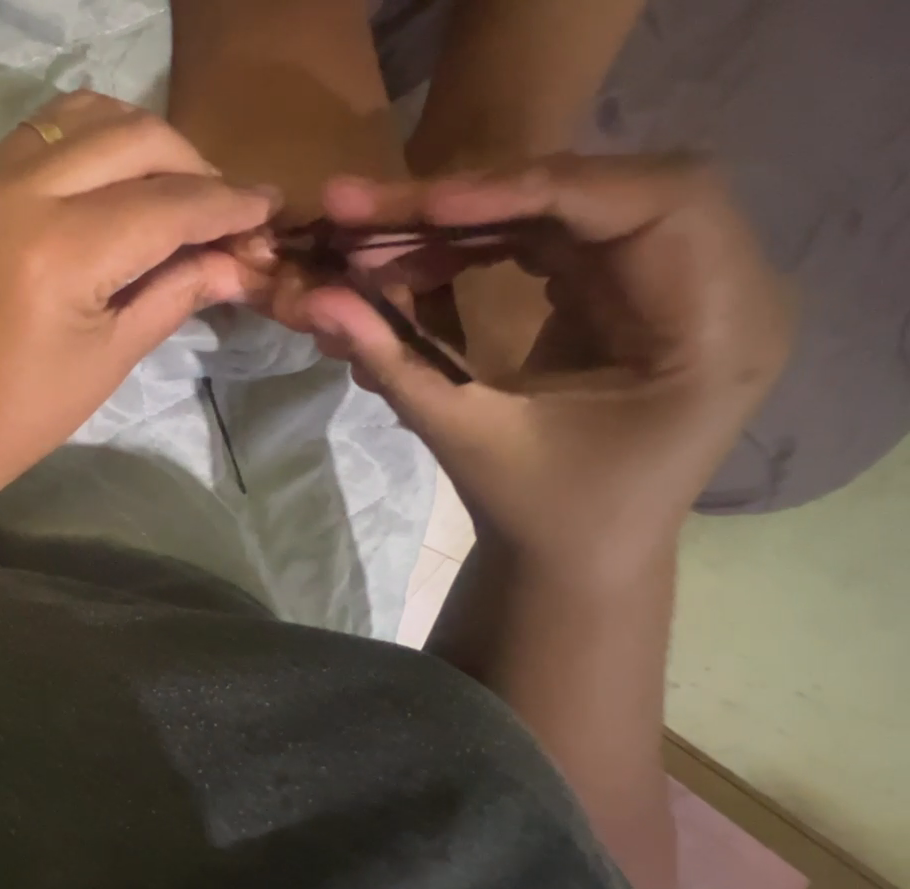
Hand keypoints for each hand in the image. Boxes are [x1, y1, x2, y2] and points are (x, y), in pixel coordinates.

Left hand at [0, 90, 277, 498]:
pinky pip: (44, 131)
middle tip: (221, 208)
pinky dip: (91, 139)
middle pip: (136, 138)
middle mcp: (20, 194)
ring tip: (171, 188)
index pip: (168, 204)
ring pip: (88, 115)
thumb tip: (243, 259)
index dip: (227, 206)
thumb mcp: (111, 357)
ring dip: (143, 140)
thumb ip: (178, 291)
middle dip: (195, 166)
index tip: (268, 209)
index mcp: (60, 251)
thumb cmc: (23, 413)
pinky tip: (115, 179)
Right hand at [304, 155, 792, 575]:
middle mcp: (721, 287)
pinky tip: (425, 251)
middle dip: (487, 194)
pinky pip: (562, 235)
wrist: (577, 554)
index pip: (653, 205)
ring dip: (476, 215)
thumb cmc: (540, 512)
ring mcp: (679, 283)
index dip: (535, 189)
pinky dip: (487, 238)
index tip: (426, 206)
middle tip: (378, 210)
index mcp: (714, 332)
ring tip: (382, 234)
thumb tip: (313, 298)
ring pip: (578, 205)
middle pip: (610, 189)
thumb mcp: (463, 436)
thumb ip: (393, 359)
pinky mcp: (634, 290)